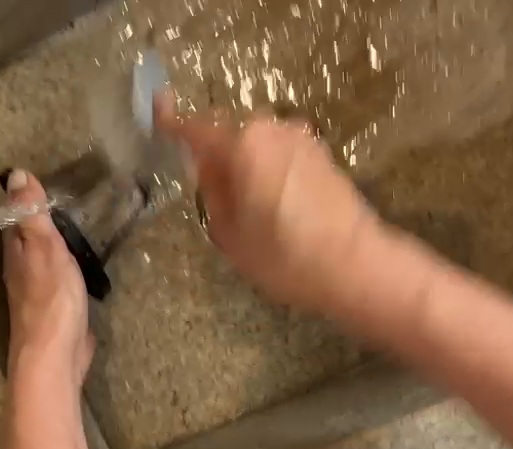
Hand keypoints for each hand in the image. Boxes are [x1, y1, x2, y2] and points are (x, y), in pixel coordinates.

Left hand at [2, 170, 93, 391]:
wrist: (55, 359)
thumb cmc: (50, 301)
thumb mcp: (44, 249)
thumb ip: (32, 215)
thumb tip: (16, 174)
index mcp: (17, 255)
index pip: (16, 220)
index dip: (27, 204)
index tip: (47, 185)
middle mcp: (23, 275)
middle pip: (31, 245)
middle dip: (45, 229)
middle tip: (71, 207)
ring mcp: (40, 299)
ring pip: (48, 267)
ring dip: (60, 254)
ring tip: (82, 236)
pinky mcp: (59, 319)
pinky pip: (64, 290)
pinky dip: (72, 279)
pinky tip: (85, 276)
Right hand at [156, 96, 382, 314]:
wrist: (352, 265)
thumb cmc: (283, 257)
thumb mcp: (230, 235)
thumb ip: (211, 194)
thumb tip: (206, 170)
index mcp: (242, 145)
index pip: (198, 129)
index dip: (175, 125)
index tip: (161, 119)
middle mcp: (272, 129)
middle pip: (231, 137)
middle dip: (220, 160)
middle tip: (217, 203)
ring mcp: (301, 139)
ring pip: (259, 148)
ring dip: (248, 169)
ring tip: (252, 215)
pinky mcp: (322, 155)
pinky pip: (281, 158)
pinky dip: (270, 174)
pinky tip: (277, 212)